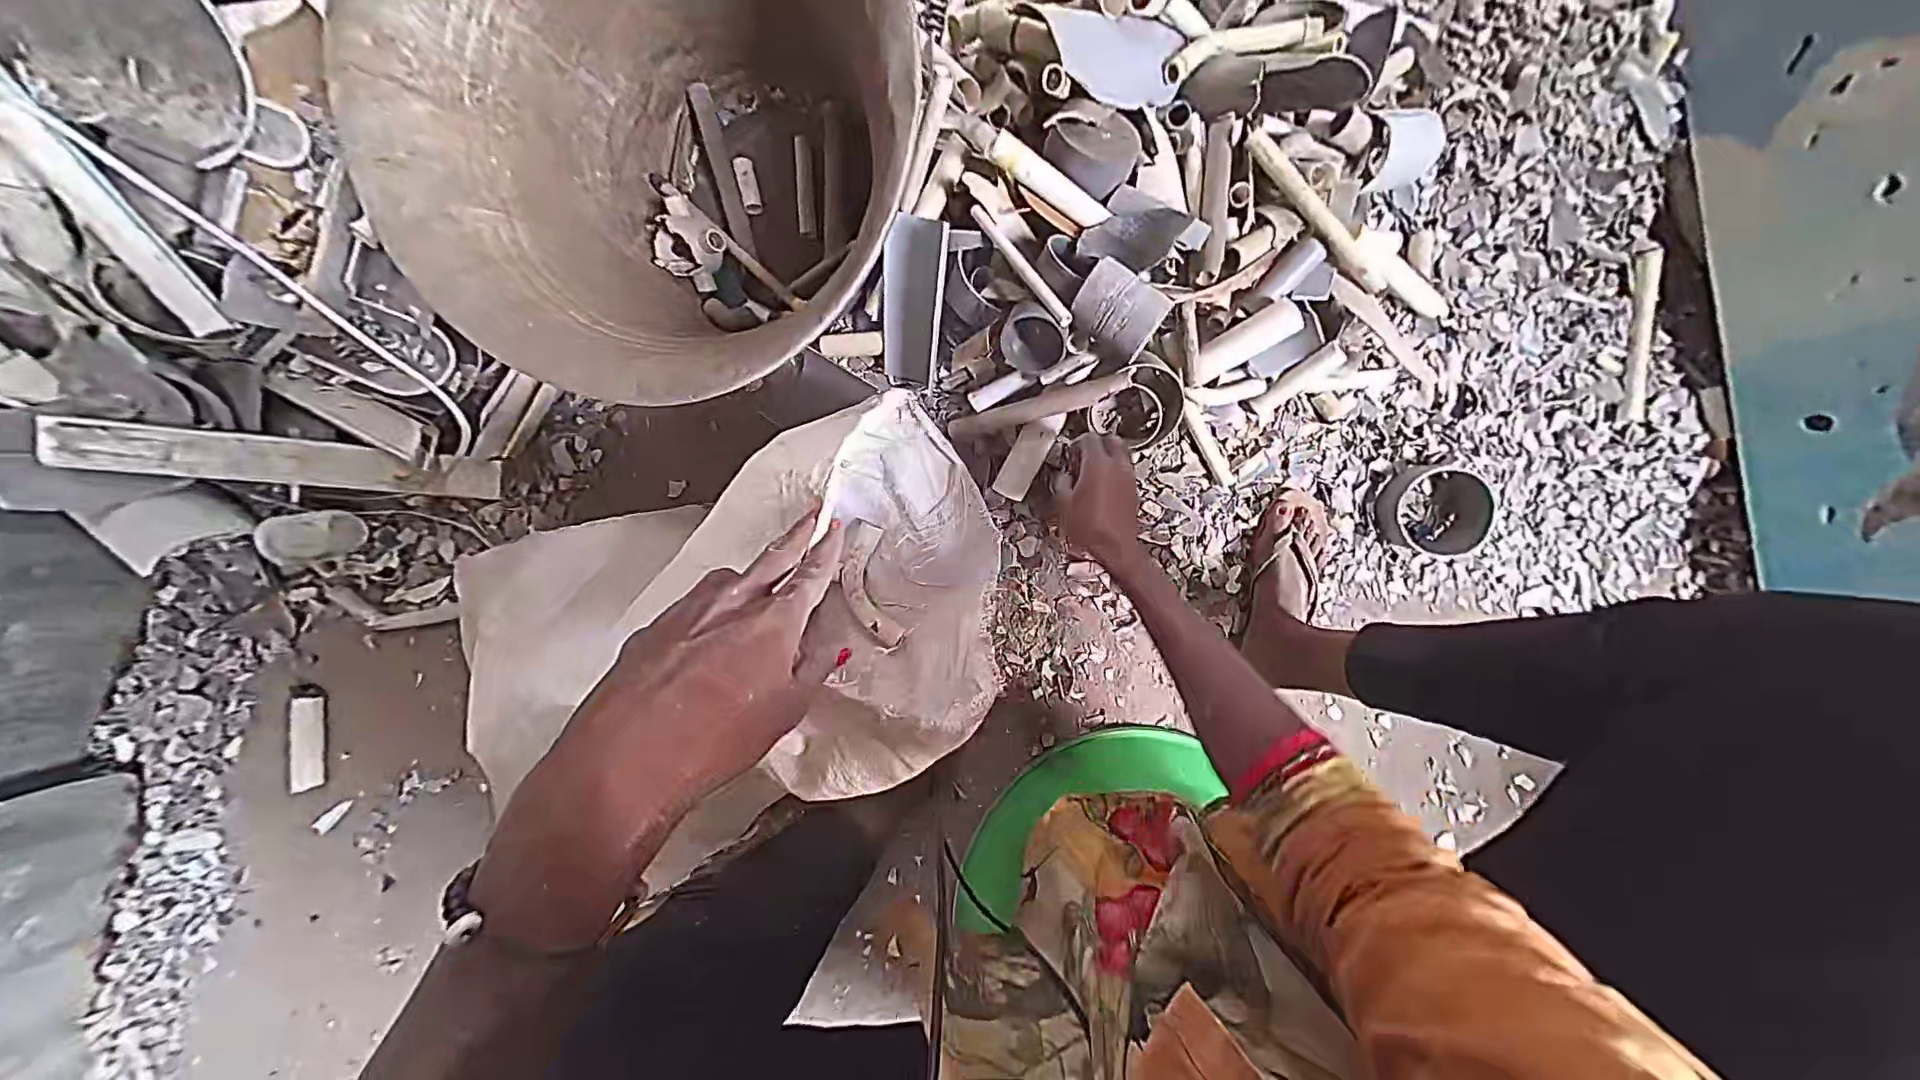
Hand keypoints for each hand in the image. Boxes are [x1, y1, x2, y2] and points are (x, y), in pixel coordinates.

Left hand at [470, 511, 846, 949]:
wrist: (627, 758)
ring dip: (752, 576)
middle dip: (797, 535)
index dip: (826, 550)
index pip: (810, 575)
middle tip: (812, 517)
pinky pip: (696, 604)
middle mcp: (732, 602)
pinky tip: (713, 635)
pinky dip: (715, 607)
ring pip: (731, 580)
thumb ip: (812, 668)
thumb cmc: (715, 740)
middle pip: (772, 558)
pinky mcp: (657, 625)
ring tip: (762, 588)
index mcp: (774, 620)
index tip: (835, 530)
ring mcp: (690, 609)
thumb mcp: (786, 710)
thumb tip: (827, 646)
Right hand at [1053, 434, 1144, 569]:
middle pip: (1110, 440)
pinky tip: (1102, 483)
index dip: (1076, 443)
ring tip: (1092, 468)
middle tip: (1082, 455)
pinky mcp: (1133, 490)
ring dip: (1107, 455)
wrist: (1115, 550)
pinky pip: (1125, 468)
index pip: (1089, 438)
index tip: (1070, 452)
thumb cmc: (1091, 531)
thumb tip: (1062, 476)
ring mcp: (1128, 478)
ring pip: (1121, 452)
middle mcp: (1117, 467)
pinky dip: (1114, 469)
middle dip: (1095, 444)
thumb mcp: (1063, 505)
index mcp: (1098, 465)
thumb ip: (1061, 482)